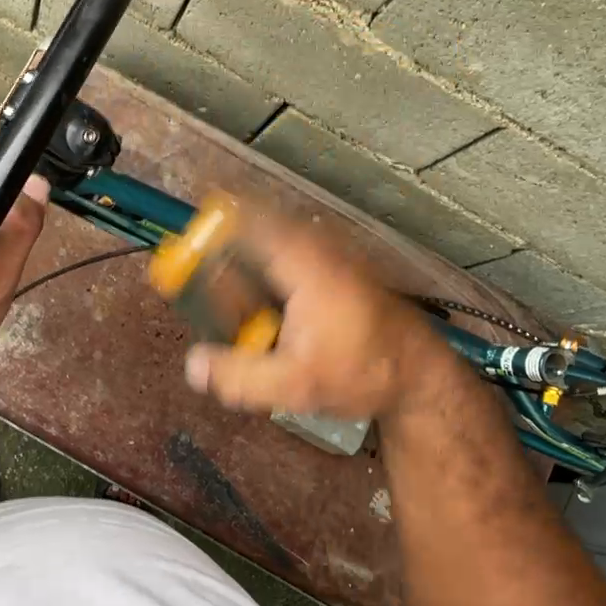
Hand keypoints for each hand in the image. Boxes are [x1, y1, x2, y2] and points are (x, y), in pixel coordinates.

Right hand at [182, 210, 445, 421]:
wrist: (418, 375)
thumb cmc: (363, 374)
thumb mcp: (296, 386)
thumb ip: (240, 376)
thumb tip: (193, 365)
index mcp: (308, 266)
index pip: (252, 219)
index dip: (215, 221)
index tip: (187, 235)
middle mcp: (317, 248)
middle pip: (252, 228)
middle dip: (223, 259)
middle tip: (213, 294)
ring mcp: (326, 254)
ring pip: (266, 243)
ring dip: (244, 274)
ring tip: (250, 318)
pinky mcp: (329, 267)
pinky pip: (282, 256)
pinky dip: (262, 278)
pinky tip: (271, 321)